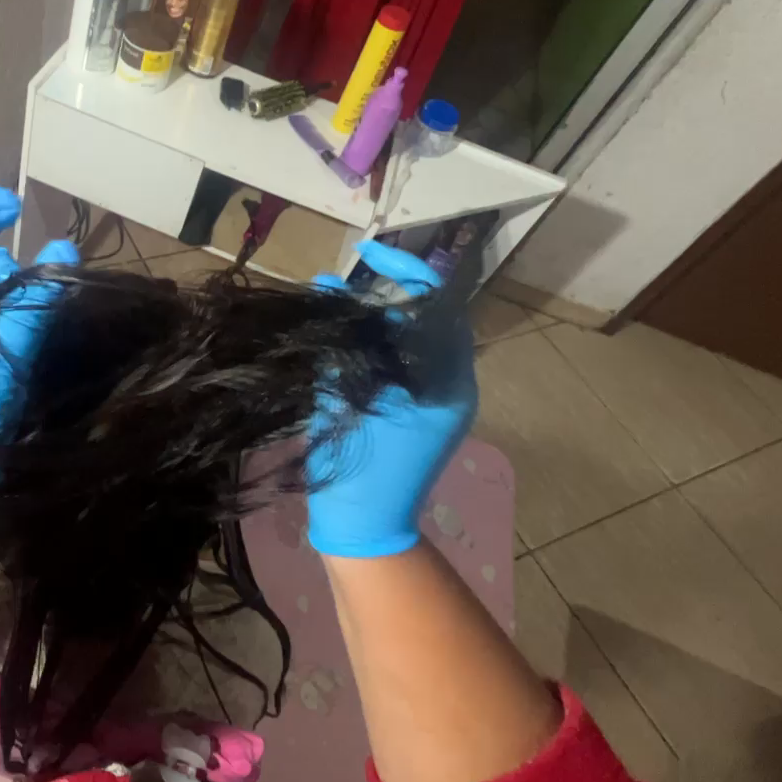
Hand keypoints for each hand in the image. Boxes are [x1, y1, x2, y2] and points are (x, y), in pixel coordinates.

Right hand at [303, 240, 477, 557]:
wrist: (365, 528)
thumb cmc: (359, 466)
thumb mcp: (347, 397)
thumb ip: (341, 340)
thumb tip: (328, 287)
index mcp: (447, 380)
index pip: (436, 305)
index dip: (403, 271)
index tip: (366, 252)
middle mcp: (453, 386)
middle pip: (427, 320)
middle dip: (387, 295)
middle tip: (346, 283)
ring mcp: (440, 403)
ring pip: (414, 342)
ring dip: (380, 320)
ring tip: (341, 307)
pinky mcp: (422, 415)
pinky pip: (406, 365)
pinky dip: (379, 347)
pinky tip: (347, 341)